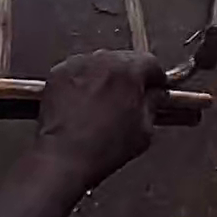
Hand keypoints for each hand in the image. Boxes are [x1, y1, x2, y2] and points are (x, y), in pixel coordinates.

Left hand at [33, 50, 163, 189]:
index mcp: (129, 70)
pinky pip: (79, 70)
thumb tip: (156, 94)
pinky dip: (83, 81)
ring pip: (100, 64)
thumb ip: (154, 104)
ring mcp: (79, 63)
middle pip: (125, 59)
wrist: (64, 157)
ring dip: (105, 77)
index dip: (155, 77)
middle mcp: (104, 59)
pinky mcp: (60, 71)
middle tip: (128, 98)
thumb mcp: (143, 130)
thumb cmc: (104, 147)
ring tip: (102, 103)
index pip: (150, 62)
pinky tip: (82, 102)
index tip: (155, 87)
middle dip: (129, 76)